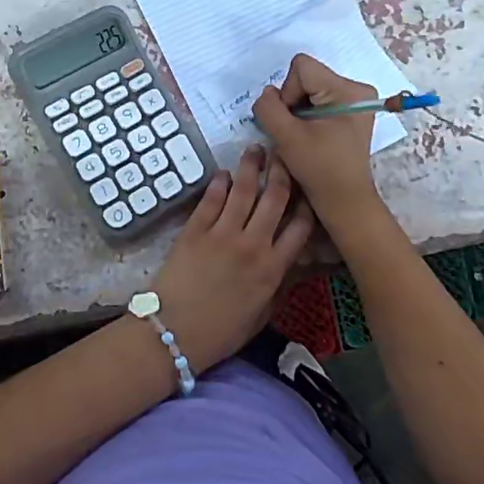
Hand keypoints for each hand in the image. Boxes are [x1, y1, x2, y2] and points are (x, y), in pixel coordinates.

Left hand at [148, 146, 314, 372]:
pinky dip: (219, 183)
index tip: (308, 186)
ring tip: (255, 150)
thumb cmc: (221, 332)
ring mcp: (222, 234)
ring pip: (244, 190)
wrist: (174, 333)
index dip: (308, 201)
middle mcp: (253, 245)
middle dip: (282, 172)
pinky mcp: (194, 230)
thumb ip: (278, 285)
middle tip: (283, 154)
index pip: (301, 225)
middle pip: (275, 198)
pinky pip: (211, 199)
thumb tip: (290, 264)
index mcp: (273, 268)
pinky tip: (224, 173)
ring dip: (251, 167)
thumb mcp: (261, 315)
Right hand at [250, 54, 382, 222]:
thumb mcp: (287, 137)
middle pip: (306, 77)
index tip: (292, 122)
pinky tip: (311, 136)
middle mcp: (356, 88)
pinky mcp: (350, 111)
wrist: (344, 199)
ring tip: (304, 136)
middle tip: (296, 131)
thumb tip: (267, 94)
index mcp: (348, 90)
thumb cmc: (319, 169)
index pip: (301, 68)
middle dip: (292, 102)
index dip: (287, 92)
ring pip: (309, 89)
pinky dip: (307, 116)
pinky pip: (318, 100)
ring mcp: (355, 100)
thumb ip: (269, 108)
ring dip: (298, 111)